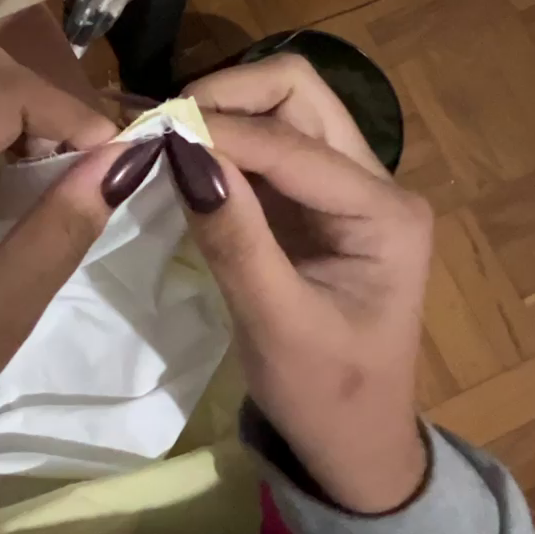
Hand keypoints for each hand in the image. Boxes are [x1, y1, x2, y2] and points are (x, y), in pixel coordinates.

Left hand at [0, 44, 125, 533]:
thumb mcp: (6, 305)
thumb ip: (64, 223)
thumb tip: (124, 159)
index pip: (0, 91)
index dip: (67, 110)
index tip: (113, 157)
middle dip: (40, 97)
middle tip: (81, 157)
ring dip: (13, 105)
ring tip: (52, 163)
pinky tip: (13, 173)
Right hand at [176, 57, 433, 513]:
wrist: (352, 441)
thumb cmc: (327, 395)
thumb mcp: (276, 325)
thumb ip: (234, 237)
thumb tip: (182, 153)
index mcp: (385, 214)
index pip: (292, 145)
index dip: (219, 131)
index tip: (149, 133)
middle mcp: (372, 182)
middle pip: (299, 92)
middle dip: (228, 93)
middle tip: (163, 123)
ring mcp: (340, 186)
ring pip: (281, 106)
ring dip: (222, 108)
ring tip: (164, 135)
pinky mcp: (307, 198)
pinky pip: (263, 141)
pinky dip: (219, 135)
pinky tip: (181, 154)